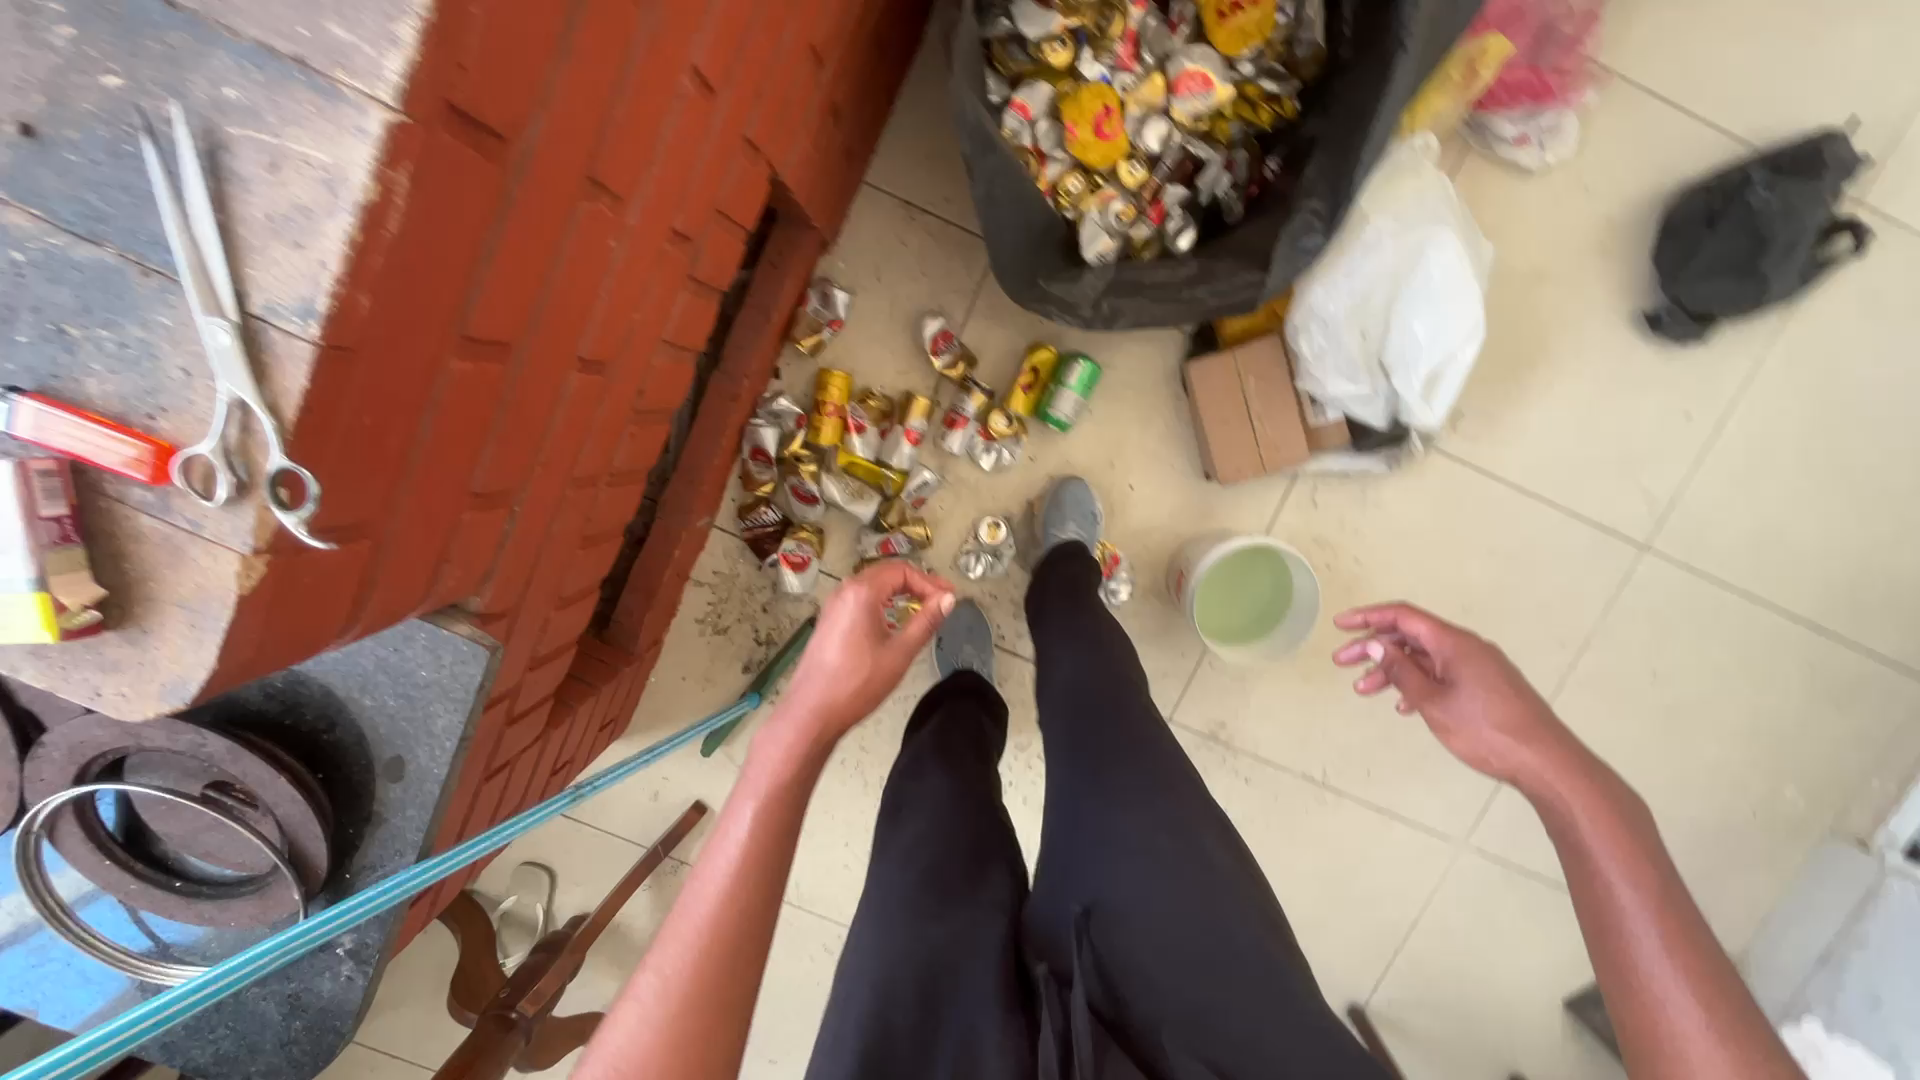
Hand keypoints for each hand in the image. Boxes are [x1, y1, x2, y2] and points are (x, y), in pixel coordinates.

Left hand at [773, 561, 956, 747]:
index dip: (929, 582)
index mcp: (862, 592)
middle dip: (916, 583)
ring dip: (899, 592)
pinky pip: (860, 600)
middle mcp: (845, 591)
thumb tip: (949, 599)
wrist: (812, 711)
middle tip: (941, 599)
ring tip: (923, 607)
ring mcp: (833, 605)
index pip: (902, 571)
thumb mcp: (900, 652)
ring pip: (872, 586)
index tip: (949, 598)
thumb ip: (926, 621)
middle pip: (886, 573)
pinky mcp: (829, 620)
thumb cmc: (859, 682)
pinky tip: (894, 620)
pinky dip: (882, 602)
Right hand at [1332, 602, 1576, 789]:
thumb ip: (1399, 670)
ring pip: (1423, 658)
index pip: (1402, 616)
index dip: (1367, 616)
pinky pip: (1440, 674)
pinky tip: (1403, 706)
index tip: (1339, 625)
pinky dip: (1416, 683)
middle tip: (1342, 662)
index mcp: (1453, 643)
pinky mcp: (1484, 685)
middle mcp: (1465, 647)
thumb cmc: (1483, 729)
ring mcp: (1476, 666)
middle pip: (1410, 636)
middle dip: (1373, 647)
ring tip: (1363, 690)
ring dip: (1391, 670)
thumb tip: (1374, 643)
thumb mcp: (1431, 701)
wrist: (1544, 761)